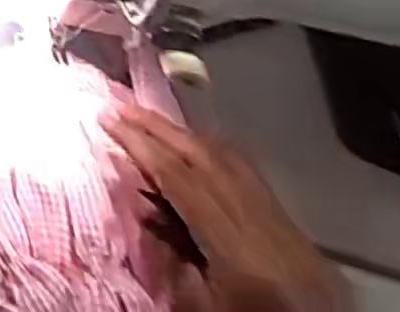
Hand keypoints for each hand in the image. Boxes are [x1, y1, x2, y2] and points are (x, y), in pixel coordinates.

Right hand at [106, 104, 345, 311]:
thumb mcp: (198, 304)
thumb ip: (168, 249)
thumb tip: (137, 199)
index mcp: (238, 250)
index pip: (180, 181)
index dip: (140, 146)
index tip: (106, 119)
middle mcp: (262, 224)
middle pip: (204, 160)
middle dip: (157, 129)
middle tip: (119, 108)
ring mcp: (283, 220)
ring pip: (226, 159)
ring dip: (181, 134)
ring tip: (147, 119)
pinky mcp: (293, 223)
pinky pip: (246, 170)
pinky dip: (211, 149)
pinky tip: (192, 142)